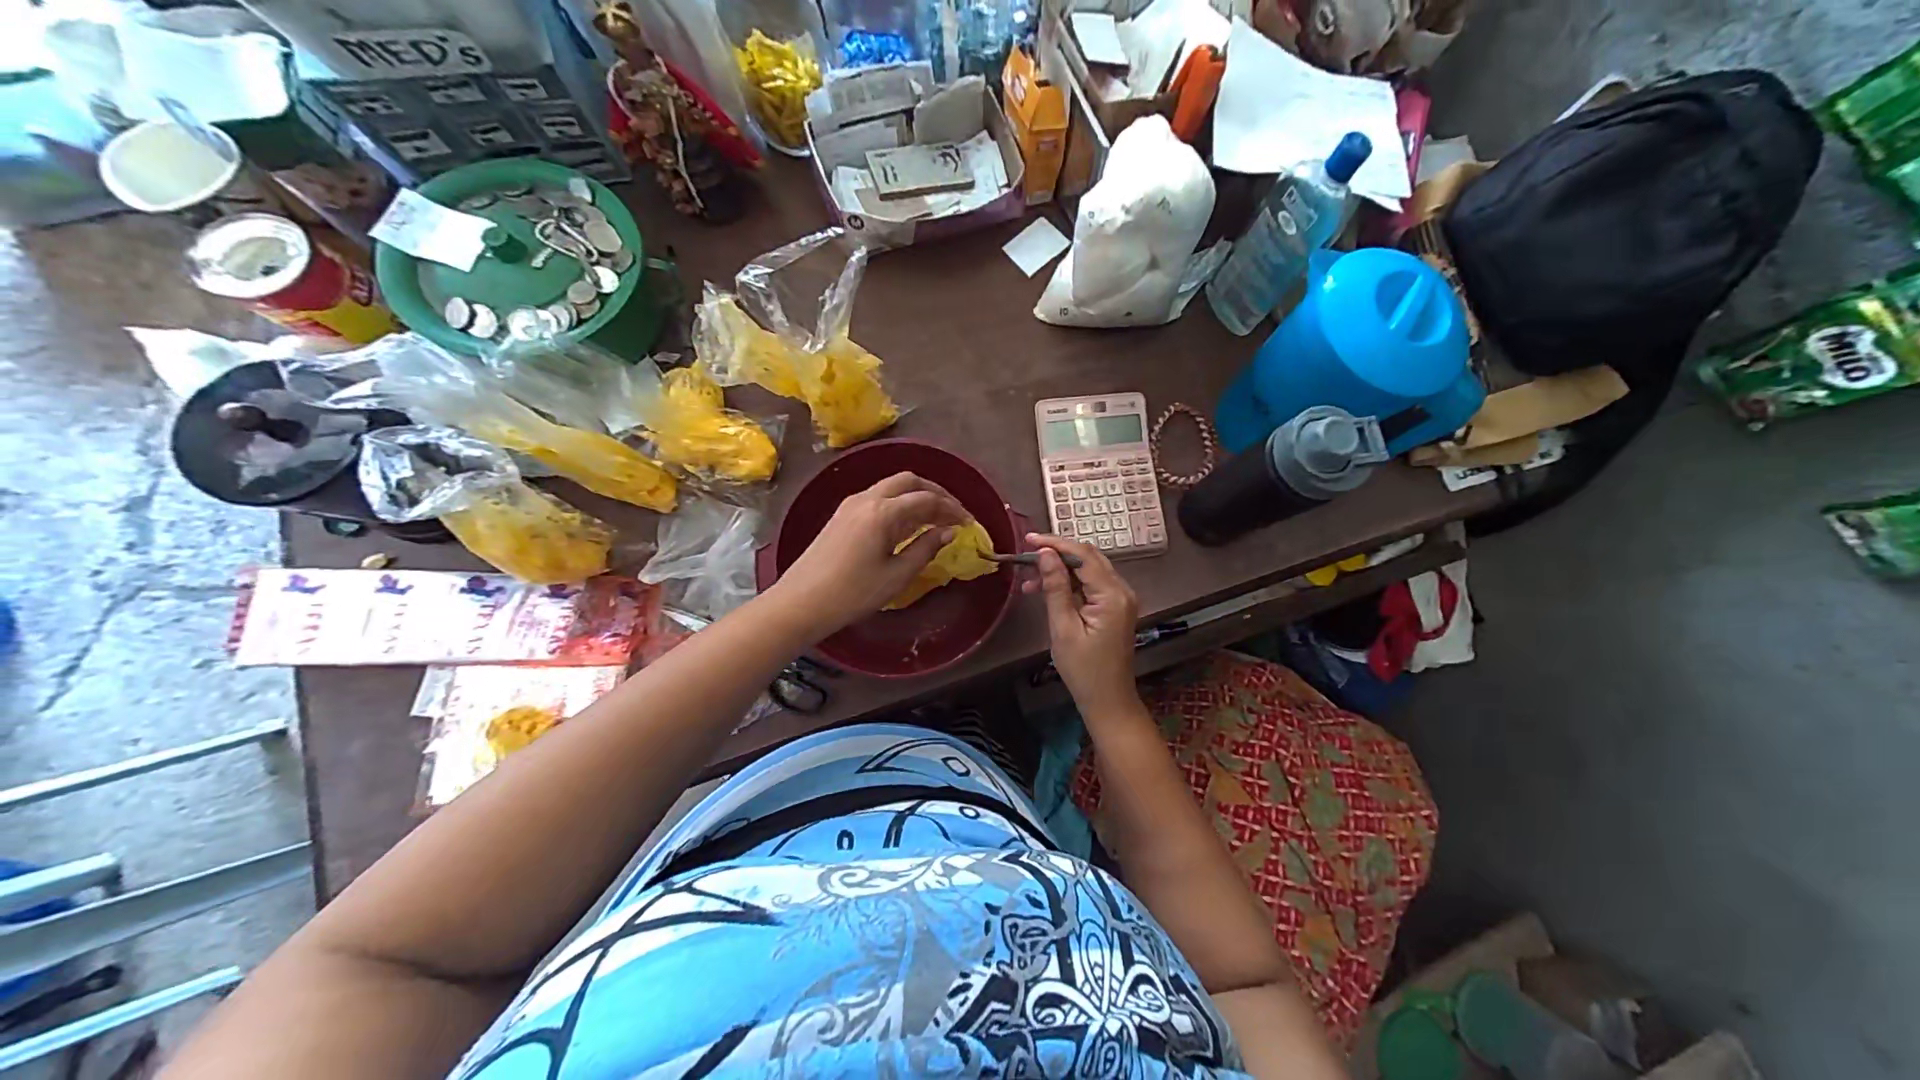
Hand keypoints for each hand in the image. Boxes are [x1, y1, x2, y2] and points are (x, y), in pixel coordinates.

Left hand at [768, 472, 968, 637]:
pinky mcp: (841, 516)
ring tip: (934, 520)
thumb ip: (925, 549)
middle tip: (953, 513)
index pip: (927, 499)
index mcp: (883, 511)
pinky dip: (899, 504)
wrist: (801, 603)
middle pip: (909, 481)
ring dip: (916, 497)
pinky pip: (878, 498)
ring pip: (892, 487)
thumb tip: (948, 532)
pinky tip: (906, 526)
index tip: (969, 524)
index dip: (952, 509)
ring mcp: (851, 505)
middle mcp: (866, 498)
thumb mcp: (896, 576)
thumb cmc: (852, 594)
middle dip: (935, 493)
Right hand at [1022, 533, 1141, 718]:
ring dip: (1060, 569)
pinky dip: (1069, 583)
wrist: (1108, 700)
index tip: (1029, 540)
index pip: (1083, 556)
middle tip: (1027, 555)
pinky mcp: (1115, 607)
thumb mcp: (1063, 628)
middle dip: (1057, 553)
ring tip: (1029, 579)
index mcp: (1112, 595)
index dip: (1056, 544)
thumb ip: (1056, 588)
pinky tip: (1046, 590)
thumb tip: (1046, 555)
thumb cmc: (1083, 670)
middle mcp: (1122, 591)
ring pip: (1088, 570)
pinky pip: (1091, 585)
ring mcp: (1120, 599)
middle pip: (1088, 558)